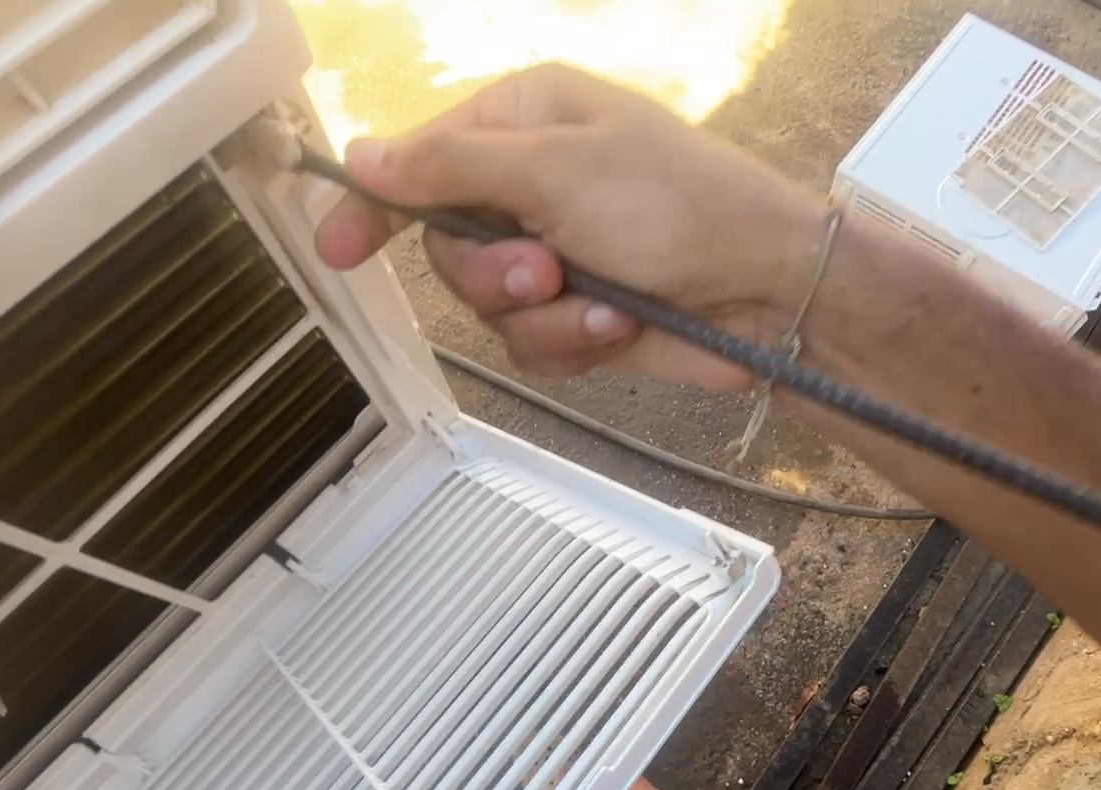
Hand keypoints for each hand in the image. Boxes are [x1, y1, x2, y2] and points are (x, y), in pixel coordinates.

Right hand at [314, 64, 827, 392]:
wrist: (765, 289)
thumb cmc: (678, 206)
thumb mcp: (558, 168)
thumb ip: (453, 167)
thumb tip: (363, 155)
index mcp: (522, 128)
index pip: (420, 165)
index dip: (374, 207)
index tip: (335, 250)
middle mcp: (532, 193)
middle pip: (450, 252)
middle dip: (494, 274)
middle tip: (544, 271)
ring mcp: (558, 263)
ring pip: (492, 312)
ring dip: (545, 318)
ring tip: (603, 304)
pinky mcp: (581, 321)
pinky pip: (534, 350)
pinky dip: (570, 346)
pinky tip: (615, 329)